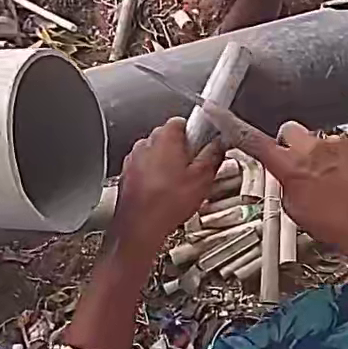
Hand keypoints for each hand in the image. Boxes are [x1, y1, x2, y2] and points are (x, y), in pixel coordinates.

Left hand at [107, 118, 223, 258]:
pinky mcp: (127, 174)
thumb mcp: (202, 178)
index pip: (182, 121)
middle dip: (183, 150)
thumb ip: (213, 155)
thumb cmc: (166, 204)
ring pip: (156, 153)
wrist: (139, 227)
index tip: (205, 143)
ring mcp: (134, 159)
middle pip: (169, 137)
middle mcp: (146, 143)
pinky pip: (145, 168)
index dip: (197, 132)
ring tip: (180, 184)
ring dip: (168, 164)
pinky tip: (165, 193)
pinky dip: (155, 176)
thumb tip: (220, 144)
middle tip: (196, 167)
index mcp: (165, 137)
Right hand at [231, 121, 347, 258]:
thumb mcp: (294, 209)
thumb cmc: (335, 224)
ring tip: (324, 181)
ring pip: (312, 139)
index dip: (231, 125)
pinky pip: (334, 145)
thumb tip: (283, 174)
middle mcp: (311, 150)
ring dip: (313, 154)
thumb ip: (283, 183)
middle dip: (287, 144)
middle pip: (287, 130)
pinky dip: (334, 158)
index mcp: (290, 167)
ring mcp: (334, 145)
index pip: (252, 140)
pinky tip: (340, 178)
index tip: (216, 111)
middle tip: (293, 165)